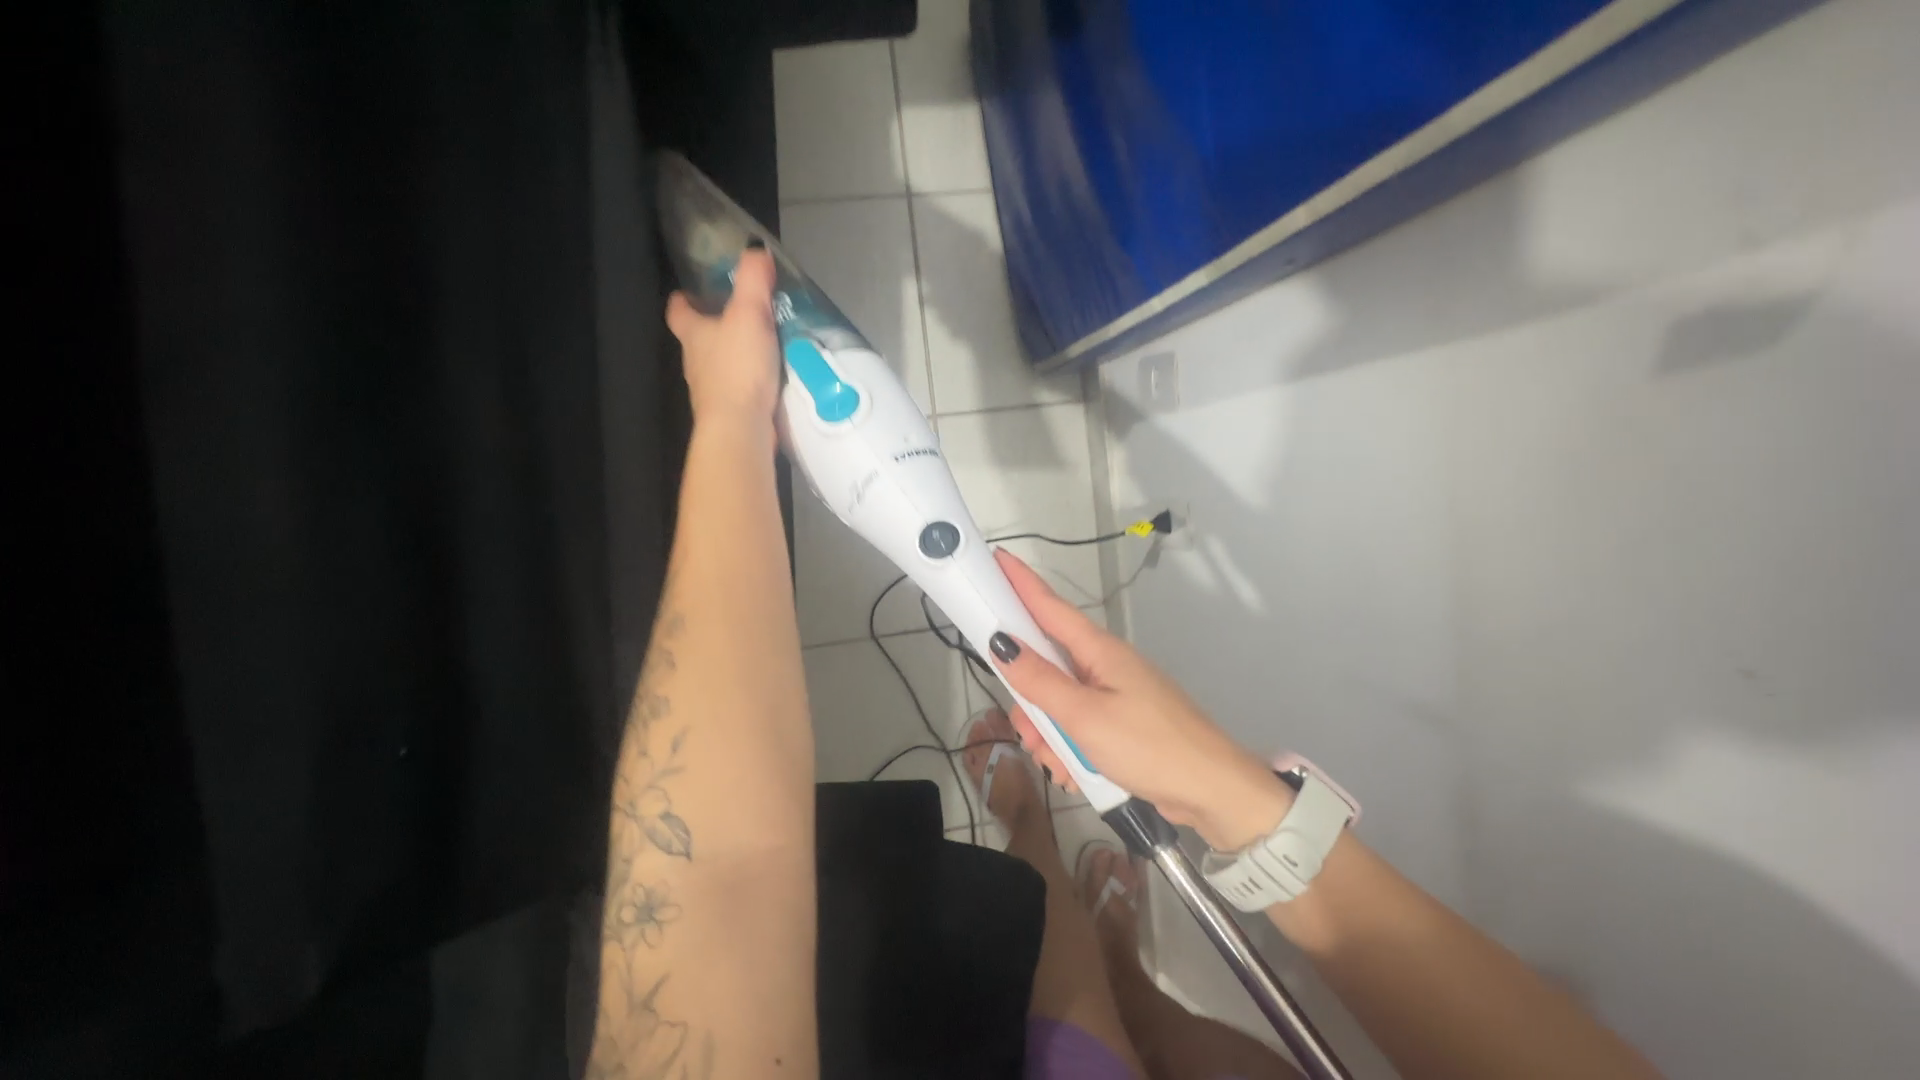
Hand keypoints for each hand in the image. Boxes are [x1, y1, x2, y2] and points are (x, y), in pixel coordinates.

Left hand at [666, 246, 780, 433]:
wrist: (741, 427)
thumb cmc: (738, 366)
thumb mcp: (749, 313)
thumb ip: (753, 280)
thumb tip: (755, 249)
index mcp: (693, 334)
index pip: (678, 311)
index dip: (683, 300)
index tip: (690, 293)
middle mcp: (695, 362)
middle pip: (698, 339)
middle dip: (714, 327)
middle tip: (739, 315)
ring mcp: (711, 391)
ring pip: (718, 365)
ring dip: (735, 356)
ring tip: (762, 346)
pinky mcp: (731, 413)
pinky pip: (739, 389)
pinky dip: (751, 381)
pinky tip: (771, 378)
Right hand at [988, 549, 1293, 850]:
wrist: (1213, 792)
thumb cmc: (1150, 747)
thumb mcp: (1084, 716)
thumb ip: (1039, 681)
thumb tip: (1001, 642)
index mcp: (1099, 651)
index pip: (1049, 607)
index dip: (1021, 583)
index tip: (998, 557)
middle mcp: (1105, 666)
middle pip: (1047, 666)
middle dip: (1030, 702)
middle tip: (1029, 733)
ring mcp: (1115, 696)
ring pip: (1059, 703)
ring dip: (1050, 736)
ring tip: (1061, 765)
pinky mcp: (1122, 724)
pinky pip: (1079, 727)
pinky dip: (1070, 750)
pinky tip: (1076, 774)